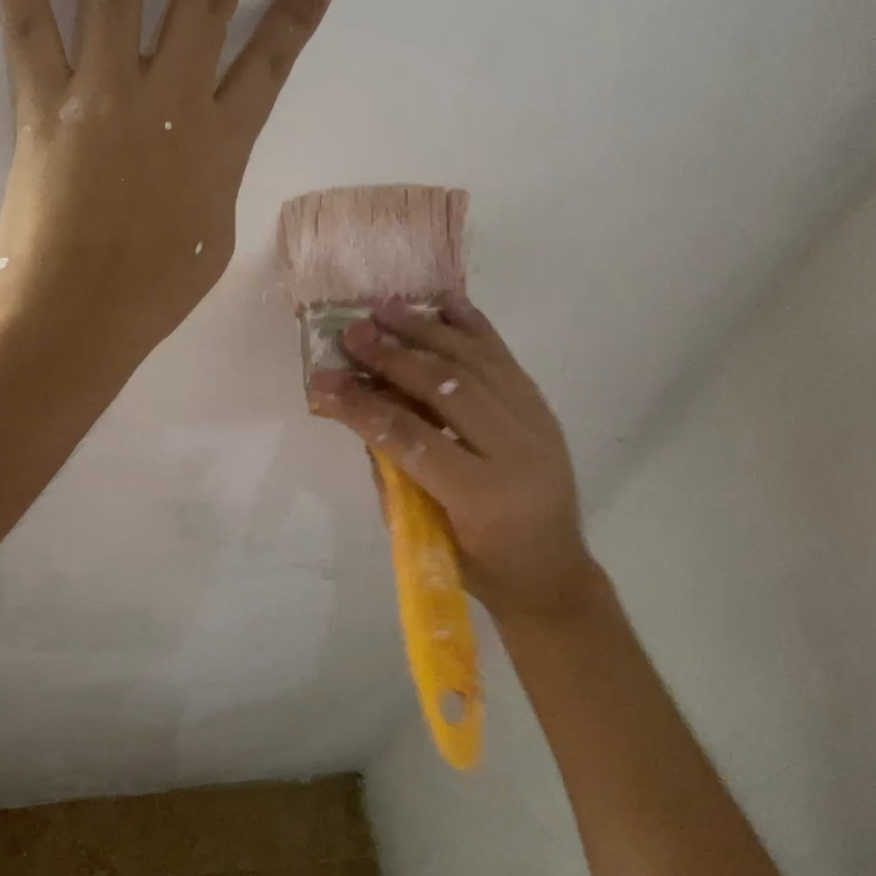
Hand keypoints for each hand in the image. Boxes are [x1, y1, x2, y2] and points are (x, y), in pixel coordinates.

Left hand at [0, 0, 337, 350]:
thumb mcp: (210, 238)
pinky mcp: (47, 104)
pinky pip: (31, 27)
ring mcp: (106, 95)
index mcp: (220, 143)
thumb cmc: (153, 290)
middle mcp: (170, 100)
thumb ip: (213, 182)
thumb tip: (205, 156)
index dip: (297, 11)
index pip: (269, 62)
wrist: (81, 312)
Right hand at [307, 295, 601, 619]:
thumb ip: (393, 472)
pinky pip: (504, 358)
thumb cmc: (480, 564)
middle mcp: (515, 451)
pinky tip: (443, 303)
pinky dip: (472, 328)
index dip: (363, 407)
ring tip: (386, 309)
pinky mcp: (542, 409)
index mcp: (483, 494)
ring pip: (477, 364)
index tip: (323, 381)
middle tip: (352, 333)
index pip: (412, 437)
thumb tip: (359, 412)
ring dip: (427, 332)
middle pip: (447, 389)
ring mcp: (536, 424)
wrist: (552, 572)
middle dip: (394, 357)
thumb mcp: (424, 532)